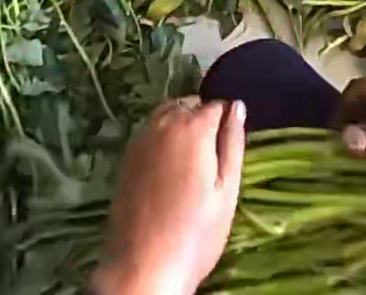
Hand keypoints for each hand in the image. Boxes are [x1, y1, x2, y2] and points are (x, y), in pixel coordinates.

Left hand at [93, 97, 246, 294]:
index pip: (215, 105)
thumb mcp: (226, 191)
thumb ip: (232, 143)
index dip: (226, 118)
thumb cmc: (196, 232)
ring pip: (167, 112)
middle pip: (189, 104)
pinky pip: (150, 128)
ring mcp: (142, 135)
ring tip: (194, 156)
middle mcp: (164, 121)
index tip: (230, 140)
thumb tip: (237, 106)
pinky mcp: (128, 151)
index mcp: (192, 128)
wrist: (144, 262)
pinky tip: (169, 163)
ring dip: (181, 121)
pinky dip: (163, 133)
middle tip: (213, 152)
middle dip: (203, 116)